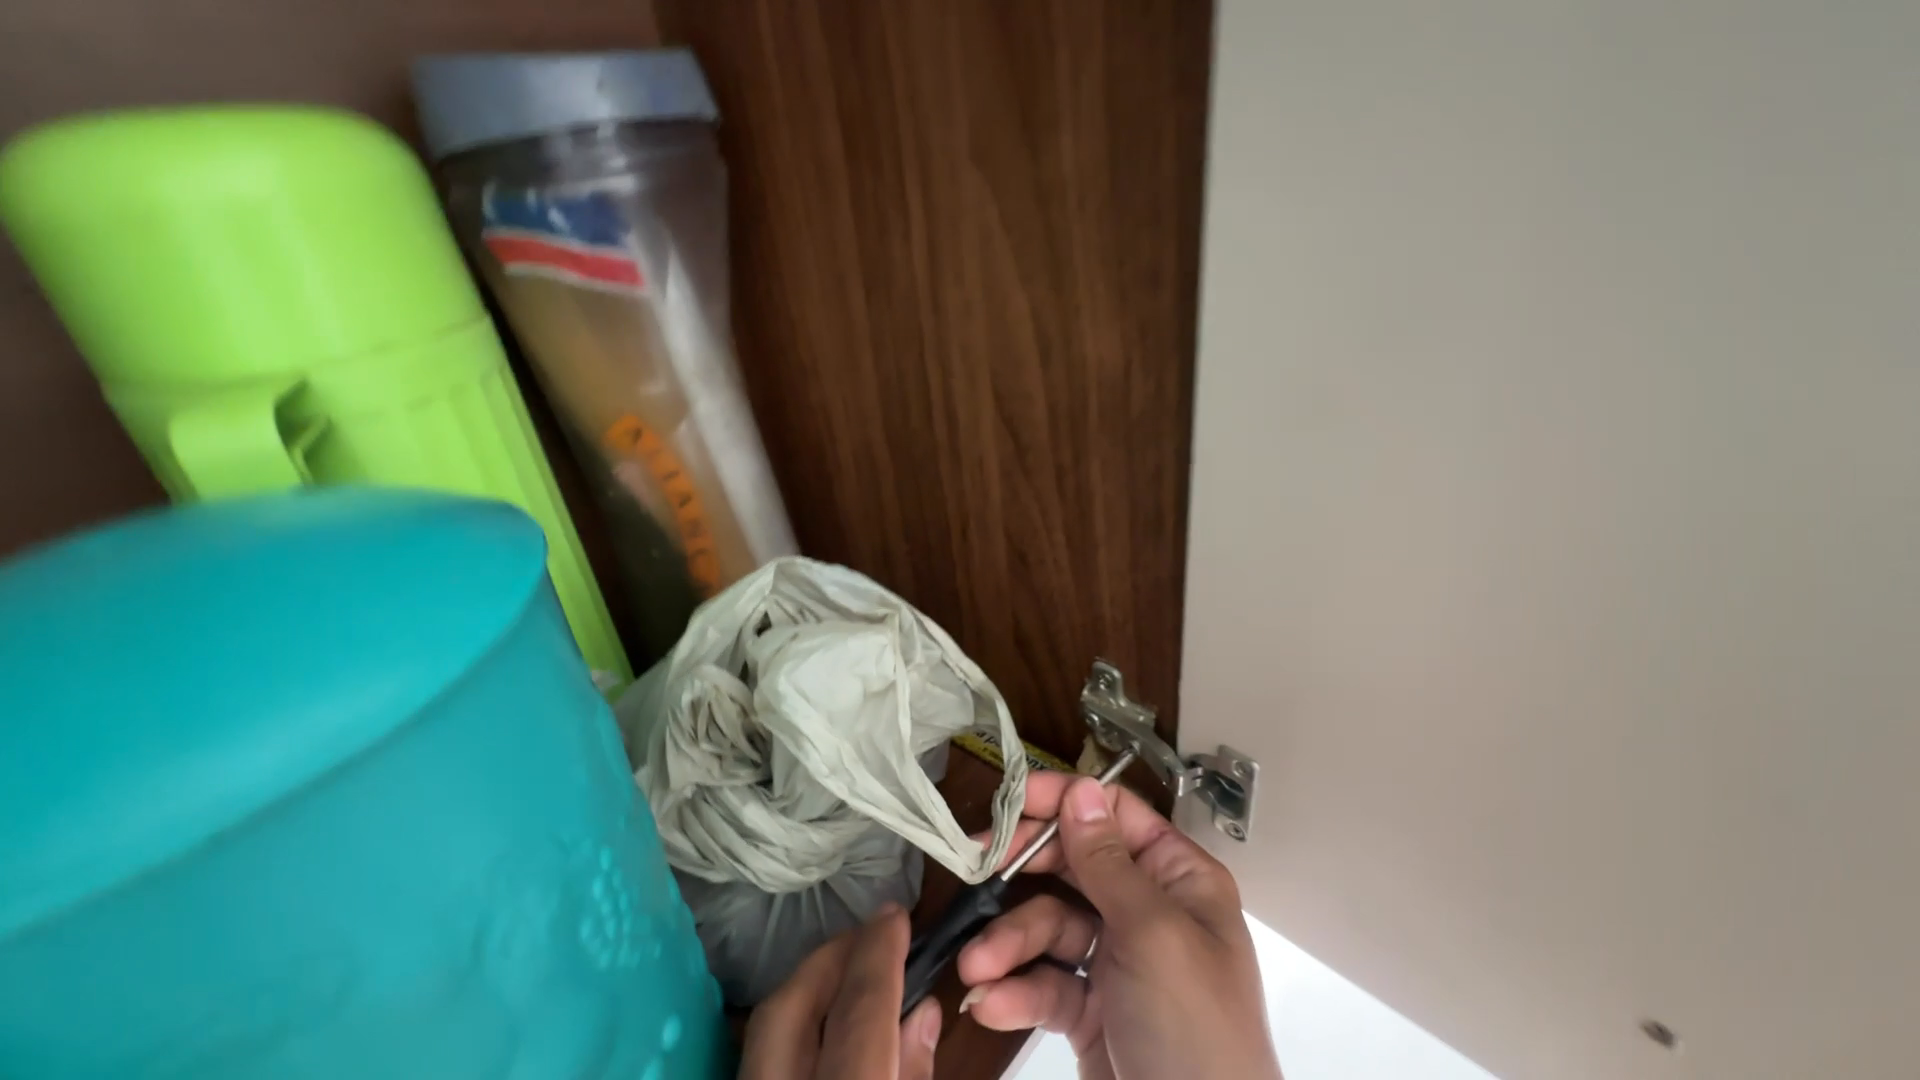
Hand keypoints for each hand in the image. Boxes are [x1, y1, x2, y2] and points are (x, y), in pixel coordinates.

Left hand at [739, 905, 942, 1079]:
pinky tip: (820, 1017)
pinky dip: (791, 1023)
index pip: (858, 1013)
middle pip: (788, 1010)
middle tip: (873, 934)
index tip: (895, 915)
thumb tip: (921, 1010)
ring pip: (764, 1028)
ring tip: (851, 967)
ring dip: (808, 986)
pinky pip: (758, 1053)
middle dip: (831, 958)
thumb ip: (914, 1071)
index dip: (878, 956)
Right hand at [956, 774, 1282, 1079]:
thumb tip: (1082, 789)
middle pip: (1072, 866)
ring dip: (1008, 944)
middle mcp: (1146, 909)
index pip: (1114, 815)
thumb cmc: (1193, 1027)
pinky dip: (1016, 991)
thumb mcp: (1153, 934)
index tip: (1009, 802)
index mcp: (1177, 879)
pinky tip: (990, 1005)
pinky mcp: (1090, 1009)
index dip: (1063, 801)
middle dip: (1021, 874)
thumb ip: (1108, 862)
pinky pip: (1045, 982)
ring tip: (976, 968)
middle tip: (973, 865)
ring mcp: (1116, 960)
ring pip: (1049, 926)